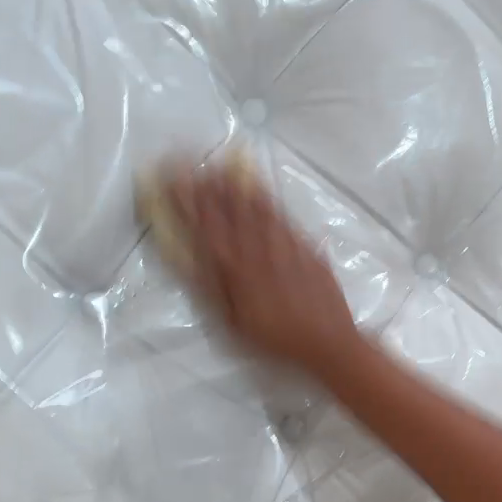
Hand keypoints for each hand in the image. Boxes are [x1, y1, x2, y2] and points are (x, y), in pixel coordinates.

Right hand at [165, 157, 365, 377]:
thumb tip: (185, 260)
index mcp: (237, 269)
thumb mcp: (234, 323)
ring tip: (219, 164)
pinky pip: (282, 215)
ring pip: (256, 207)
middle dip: (208, 184)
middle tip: (191, 161)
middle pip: (230, 210)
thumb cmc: (276, 340)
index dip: (187, 201)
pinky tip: (257, 187)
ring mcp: (285, 244)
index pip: (206, 227)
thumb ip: (210, 289)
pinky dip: (266, 198)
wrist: (330, 341)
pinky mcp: (306, 246)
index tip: (171, 179)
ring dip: (235, 184)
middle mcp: (259, 249)